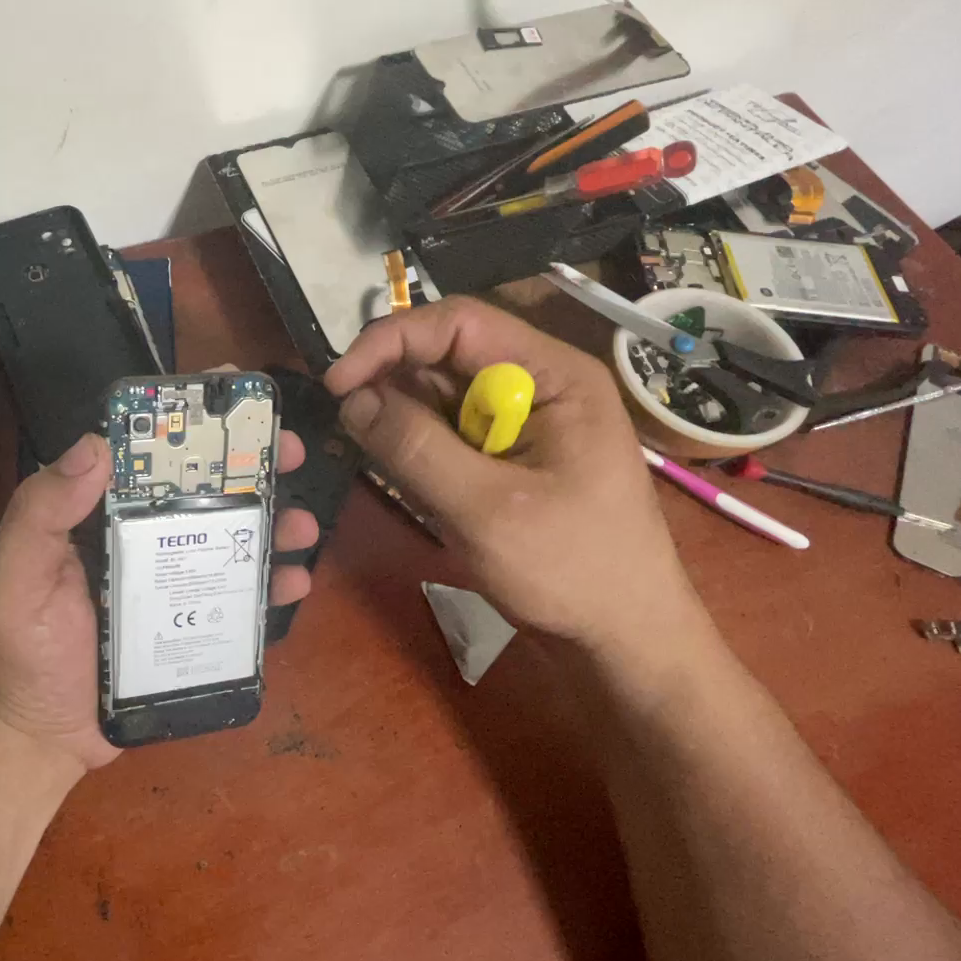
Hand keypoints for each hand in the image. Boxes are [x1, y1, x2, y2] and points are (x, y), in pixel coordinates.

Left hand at [0, 431, 318, 771]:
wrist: (45, 734)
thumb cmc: (25, 651)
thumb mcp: (16, 576)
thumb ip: (40, 512)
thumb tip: (95, 446)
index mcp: (99, 514)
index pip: (146, 452)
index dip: (189, 419)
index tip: (234, 395)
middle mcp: (140, 536)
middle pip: (201, 487)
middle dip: (249, 463)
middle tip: (290, 452)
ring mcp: (171, 580)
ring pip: (229, 537)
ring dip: (272, 522)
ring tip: (303, 525)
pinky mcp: (191, 623)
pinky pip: (238, 596)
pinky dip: (270, 584)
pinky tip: (295, 581)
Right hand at [323, 297, 701, 652]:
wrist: (622, 637)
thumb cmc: (571, 569)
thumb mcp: (485, 509)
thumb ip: (415, 447)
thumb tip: (351, 400)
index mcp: (552, 375)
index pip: (459, 324)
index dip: (391, 341)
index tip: (337, 384)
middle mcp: (534, 385)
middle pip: (443, 355)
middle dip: (388, 382)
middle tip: (344, 423)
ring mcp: (518, 423)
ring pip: (436, 396)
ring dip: (398, 420)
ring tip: (378, 461)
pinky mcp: (502, 457)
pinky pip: (444, 434)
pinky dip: (413, 449)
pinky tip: (408, 482)